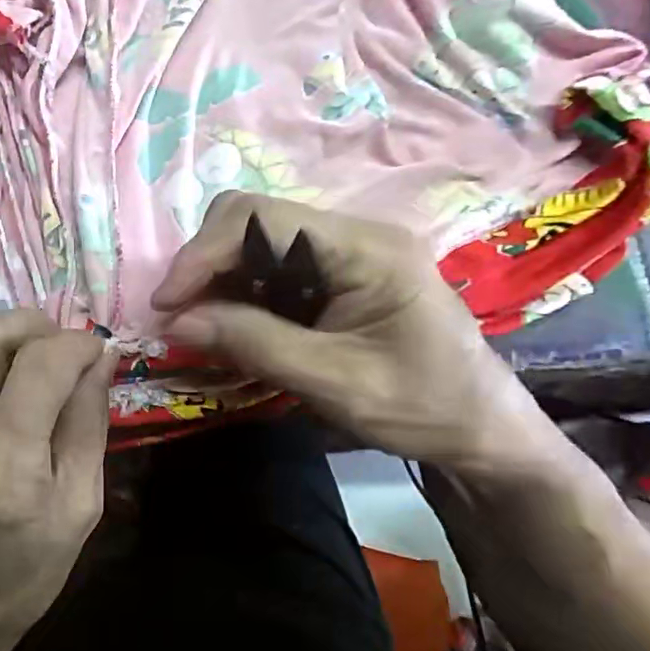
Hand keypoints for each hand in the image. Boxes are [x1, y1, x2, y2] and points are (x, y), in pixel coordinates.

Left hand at [0, 310, 115, 650]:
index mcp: (6, 459)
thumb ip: (89, 419)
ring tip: (13, 357)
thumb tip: (99, 354)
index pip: (41, 364)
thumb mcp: (82, 499)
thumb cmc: (32, 560)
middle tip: (51, 342)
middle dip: (25, 324)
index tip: (94, 351)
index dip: (76, 344)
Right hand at [151, 193, 560, 476]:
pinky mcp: (330, 275)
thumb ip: (253, 343)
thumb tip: (174, 320)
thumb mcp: (334, 381)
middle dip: (203, 264)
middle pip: (247, 220)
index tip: (166, 304)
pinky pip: (264, 268)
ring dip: (213, 280)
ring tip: (196, 326)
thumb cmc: (423, 406)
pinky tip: (226, 326)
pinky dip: (232, 294)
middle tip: (178, 316)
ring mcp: (340, 253)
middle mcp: (350, 235)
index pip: (257, 218)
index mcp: (365, 248)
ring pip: (249, 243)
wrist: (482, 432)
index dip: (201, 254)